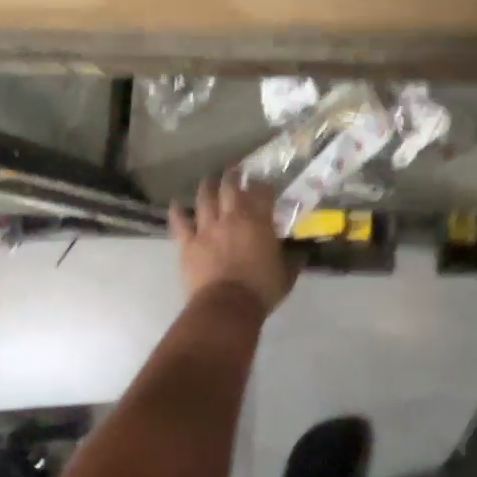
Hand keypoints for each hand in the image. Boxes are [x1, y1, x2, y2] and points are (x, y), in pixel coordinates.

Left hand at [168, 173, 297, 314]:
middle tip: (234, 170)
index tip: (265, 185)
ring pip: (204, 199)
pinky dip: (177, 212)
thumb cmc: (261, 290)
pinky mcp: (188, 243)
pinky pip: (180, 222)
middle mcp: (231, 218)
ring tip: (208, 180)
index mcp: (258, 222)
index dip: (264, 186)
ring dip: (207, 186)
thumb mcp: (287, 275)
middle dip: (233, 176)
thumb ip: (293, 260)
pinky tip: (176, 204)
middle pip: (230, 187)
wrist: (227, 306)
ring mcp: (206, 229)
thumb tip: (301, 252)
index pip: (262, 193)